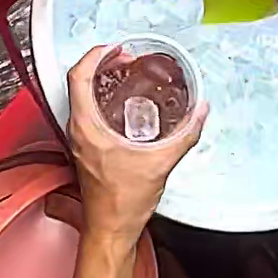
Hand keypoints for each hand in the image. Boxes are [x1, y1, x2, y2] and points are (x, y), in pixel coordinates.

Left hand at [65, 45, 209, 250]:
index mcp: (86, 127)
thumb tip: (200, 111)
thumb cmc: (123, 202)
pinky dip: (102, 95)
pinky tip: (123, 99)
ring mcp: (79, 138)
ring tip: (125, 71)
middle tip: (126, 57)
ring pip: (82, 96)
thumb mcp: (160, 162)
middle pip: (79, 82)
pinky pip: (87, 109)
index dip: (95, 55)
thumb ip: (185, 134)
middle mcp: (77, 129)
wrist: (111, 229)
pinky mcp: (85, 146)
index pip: (78, 77)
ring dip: (101, 79)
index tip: (113, 48)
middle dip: (102, 62)